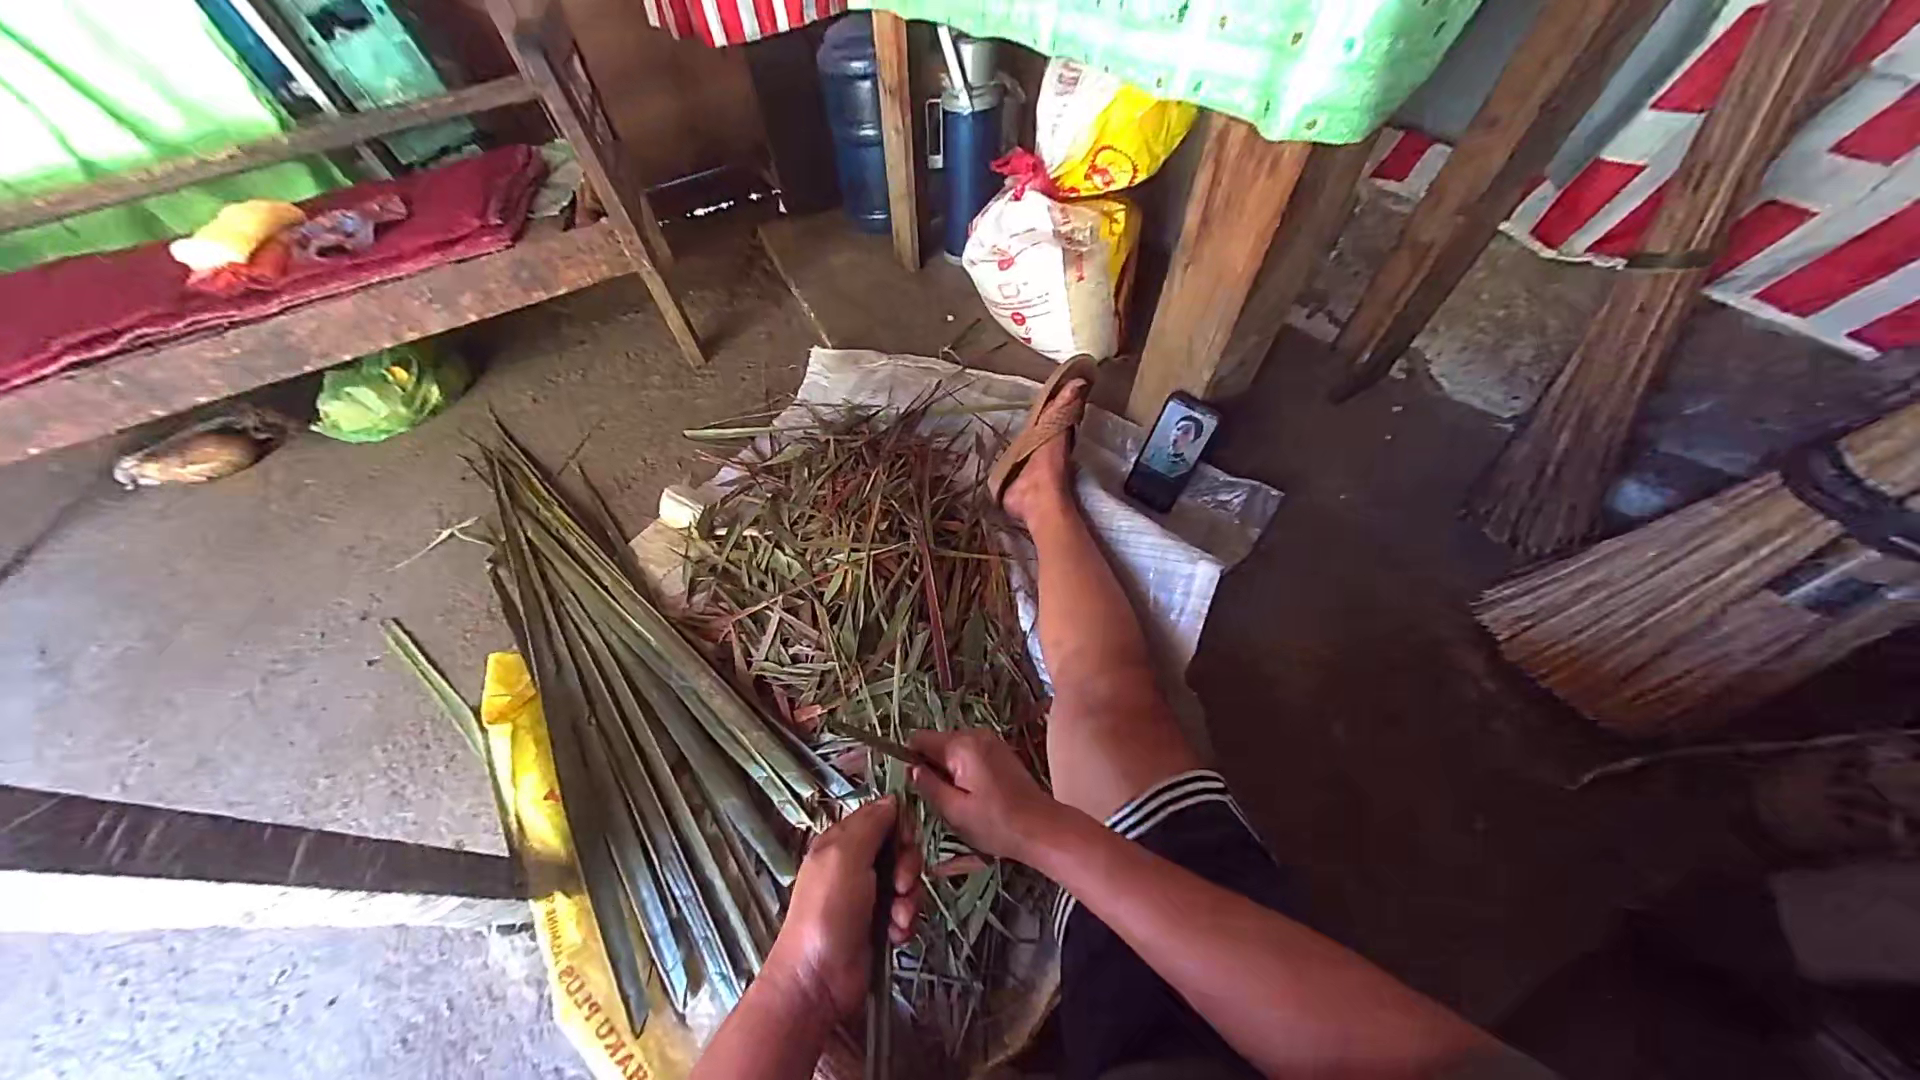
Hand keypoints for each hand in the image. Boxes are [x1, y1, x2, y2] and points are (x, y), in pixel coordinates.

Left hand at [762, 795, 922, 1020]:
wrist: (818, 982)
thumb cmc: (828, 911)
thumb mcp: (845, 856)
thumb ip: (871, 824)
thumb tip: (892, 798)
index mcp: (842, 841)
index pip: (882, 816)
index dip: (899, 826)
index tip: (904, 841)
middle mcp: (857, 863)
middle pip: (900, 847)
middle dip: (907, 865)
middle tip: (899, 884)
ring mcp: (870, 895)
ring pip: (908, 880)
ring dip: (909, 898)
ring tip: (897, 917)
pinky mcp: (882, 923)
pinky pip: (908, 910)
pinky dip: (906, 921)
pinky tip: (895, 934)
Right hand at [909, 729, 1062, 861]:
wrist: (1041, 827)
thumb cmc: (996, 823)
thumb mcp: (955, 810)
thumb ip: (929, 786)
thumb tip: (911, 768)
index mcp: (961, 745)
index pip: (920, 738)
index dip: (910, 759)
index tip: (913, 785)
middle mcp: (975, 734)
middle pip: (937, 742)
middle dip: (931, 766)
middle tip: (936, 798)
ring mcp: (990, 740)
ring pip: (953, 748)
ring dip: (947, 769)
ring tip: (955, 799)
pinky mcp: (999, 750)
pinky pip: (970, 752)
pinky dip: (964, 768)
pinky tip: (972, 793)